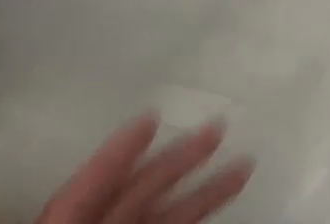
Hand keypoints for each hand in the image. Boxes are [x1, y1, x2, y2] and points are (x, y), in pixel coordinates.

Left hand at [36, 115, 252, 223]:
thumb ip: (88, 213)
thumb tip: (121, 179)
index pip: (86, 192)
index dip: (116, 155)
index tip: (152, 116)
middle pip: (133, 199)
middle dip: (178, 162)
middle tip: (220, 128)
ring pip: (159, 221)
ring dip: (200, 195)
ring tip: (243, 167)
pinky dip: (189, 221)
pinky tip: (214, 210)